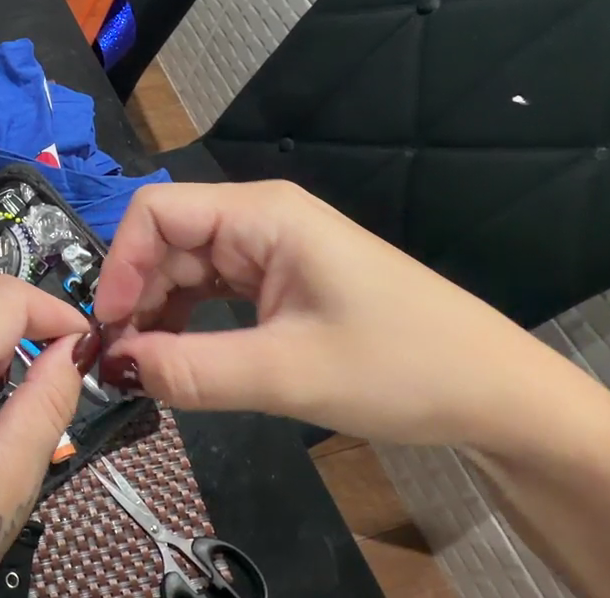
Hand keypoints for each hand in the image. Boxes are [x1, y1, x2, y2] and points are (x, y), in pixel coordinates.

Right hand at [93, 181, 592, 451]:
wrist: (501, 397)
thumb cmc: (404, 369)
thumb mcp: (290, 375)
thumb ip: (192, 370)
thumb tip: (112, 367)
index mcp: (262, 214)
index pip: (157, 211)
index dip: (121, 262)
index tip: (108, 327)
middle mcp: (258, 220)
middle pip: (166, 239)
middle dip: (135, 294)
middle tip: (117, 361)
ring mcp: (269, 249)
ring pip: (184, 266)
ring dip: (156, 310)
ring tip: (141, 365)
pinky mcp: (279, 280)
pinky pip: (211, 289)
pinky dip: (185, 321)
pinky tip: (177, 356)